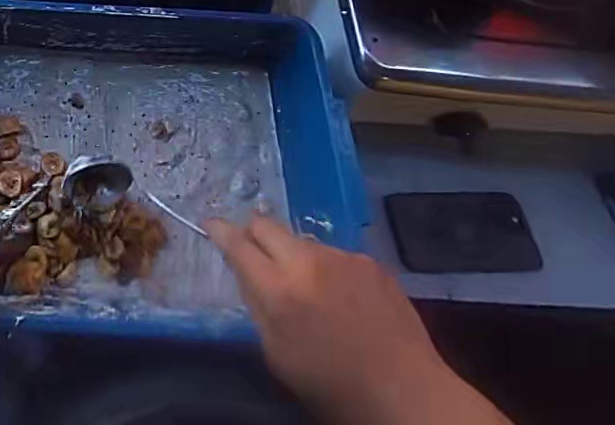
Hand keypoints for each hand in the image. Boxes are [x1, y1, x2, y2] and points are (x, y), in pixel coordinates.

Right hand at [206, 216, 508, 424]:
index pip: (239, 245)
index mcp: (280, 290)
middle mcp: (308, 260)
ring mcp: (341, 255)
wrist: (404, 391)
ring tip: (310, 292)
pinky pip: (336, 255)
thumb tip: (247, 273)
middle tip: (252, 249)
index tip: (211, 222)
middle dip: (253, 231)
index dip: (221, 231)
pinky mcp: (368, 259)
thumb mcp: (279, 356)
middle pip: (267, 224)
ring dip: (295, 256)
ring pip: (303, 240)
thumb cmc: (332, 386)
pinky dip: (329, 270)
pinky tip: (343, 300)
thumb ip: (258, 307)